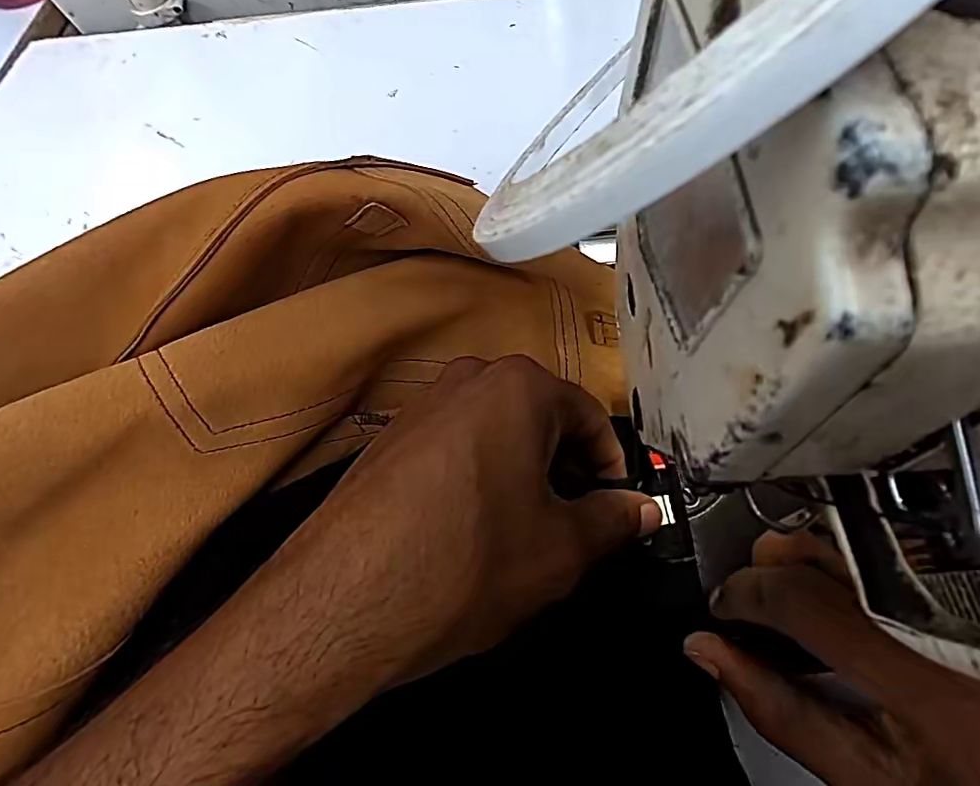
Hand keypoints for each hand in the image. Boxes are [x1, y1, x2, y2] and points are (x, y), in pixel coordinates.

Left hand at [278, 355, 661, 685]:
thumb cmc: (462, 563)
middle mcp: (470, 379)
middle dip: (565, 469)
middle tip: (574, 524)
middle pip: (542, 418)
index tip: (616, 506)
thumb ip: (612, 521)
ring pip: (497, 431)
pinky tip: (468, 530)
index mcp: (520, 388)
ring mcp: (424, 403)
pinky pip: (456, 444)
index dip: (612, 467)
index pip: (590, 417)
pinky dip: (478, 476)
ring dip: (521, 473)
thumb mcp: (560, 550)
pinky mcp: (391, 435)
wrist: (340, 601)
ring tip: (520, 532)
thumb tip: (639, 510)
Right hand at [684, 531, 979, 785]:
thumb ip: (785, 712)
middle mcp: (954, 617)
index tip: (723, 609)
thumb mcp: (877, 784)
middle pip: (821, 548)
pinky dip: (844, 563)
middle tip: (752, 609)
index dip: (744, 596)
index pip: (802, 599)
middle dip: (767, 570)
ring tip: (794, 609)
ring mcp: (972, 587)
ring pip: (850, 537)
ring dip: (803, 561)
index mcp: (931, 682)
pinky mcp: (979, 574)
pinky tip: (842, 604)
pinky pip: (885, 545)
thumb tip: (715, 656)